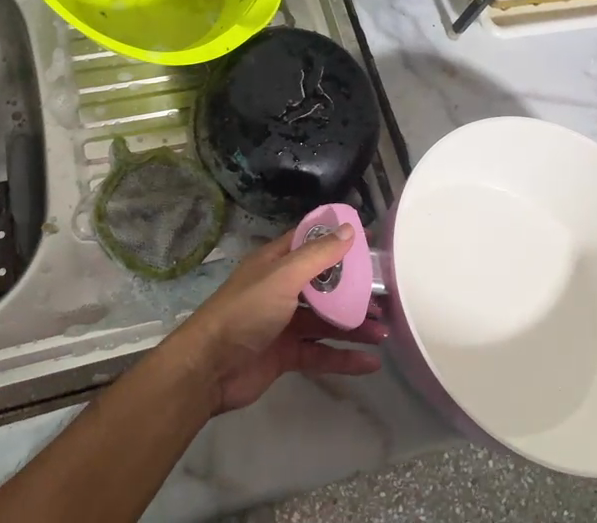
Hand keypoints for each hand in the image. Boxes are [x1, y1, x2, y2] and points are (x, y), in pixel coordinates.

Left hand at [166, 225, 385, 414]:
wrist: (210, 367)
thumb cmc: (245, 312)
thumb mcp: (282, 277)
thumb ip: (317, 256)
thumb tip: (350, 230)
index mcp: (275, 264)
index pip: (310, 243)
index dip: (337, 240)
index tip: (370, 241)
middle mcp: (281, 290)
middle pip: (323, 285)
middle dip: (353, 290)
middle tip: (387, 297)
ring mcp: (283, 324)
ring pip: (326, 322)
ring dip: (354, 326)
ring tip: (385, 332)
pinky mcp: (286, 355)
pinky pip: (321, 354)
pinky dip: (344, 358)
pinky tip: (371, 363)